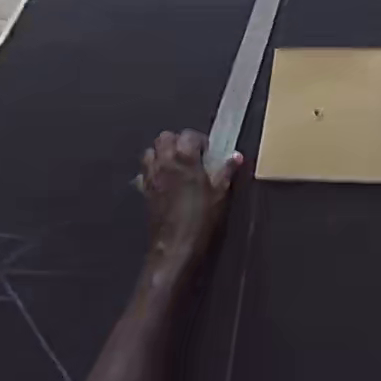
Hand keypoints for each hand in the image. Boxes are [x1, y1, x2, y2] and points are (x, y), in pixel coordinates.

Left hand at [140, 130, 240, 274]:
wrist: (175, 246)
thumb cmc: (201, 218)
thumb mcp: (219, 194)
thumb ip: (226, 171)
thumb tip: (237, 156)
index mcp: (184, 158)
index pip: (189, 135)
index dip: (199, 140)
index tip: (208, 152)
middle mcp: (165, 161)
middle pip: (165, 137)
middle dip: (177, 141)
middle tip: (190, 154)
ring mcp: (151, 175)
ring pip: (151, 150)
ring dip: (162, 152)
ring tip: (175, 164)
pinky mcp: (144, 189)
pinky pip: (144, 170)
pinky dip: (152, 169)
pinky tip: (163, 179)